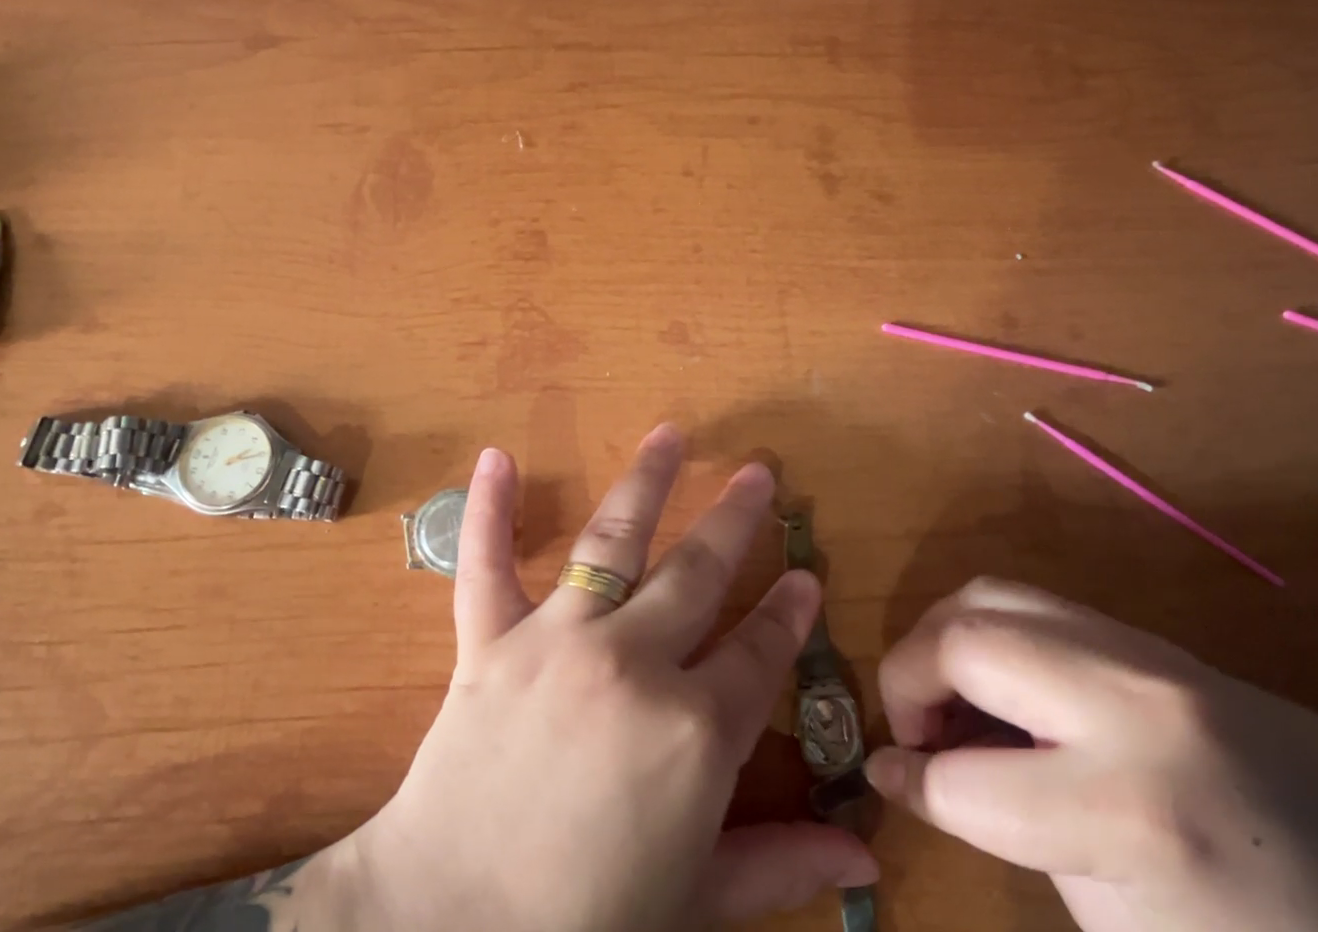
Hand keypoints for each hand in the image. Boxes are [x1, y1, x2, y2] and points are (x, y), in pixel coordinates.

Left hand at [318, 426, 877, 930]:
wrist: (454, 919)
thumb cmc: (586, 920)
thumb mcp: (698, 900)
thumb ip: (780, 864)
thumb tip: (863, 853)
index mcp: (698, 729)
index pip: (761, 654)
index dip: (788, 614)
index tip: (806, 575)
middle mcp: (635, 664)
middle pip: (700, 575)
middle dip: (736, 521)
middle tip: (761, 474)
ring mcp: (558, 643)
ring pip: (612, 543)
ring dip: (646, 482)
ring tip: (671, 434)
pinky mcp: (488, 643)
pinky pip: (485, 565)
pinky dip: (486, 509)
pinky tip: (495, 457)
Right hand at [864, 578, 1317, 931]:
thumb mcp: (1124, 926)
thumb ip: (1009, 835)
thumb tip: (928, 773)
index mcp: (1124, 811)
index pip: (957, 776)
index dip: (905, 779)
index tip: (885, 776)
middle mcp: (1130, 708)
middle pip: (961, 640)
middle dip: (905, 679)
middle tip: (912, 731)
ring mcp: (1153, 658)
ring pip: (992, 595)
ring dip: (943, 639)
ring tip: (947, 696)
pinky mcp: (1165, 641)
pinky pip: (1040, 606)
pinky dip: (992, 633)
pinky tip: (1005, 687)